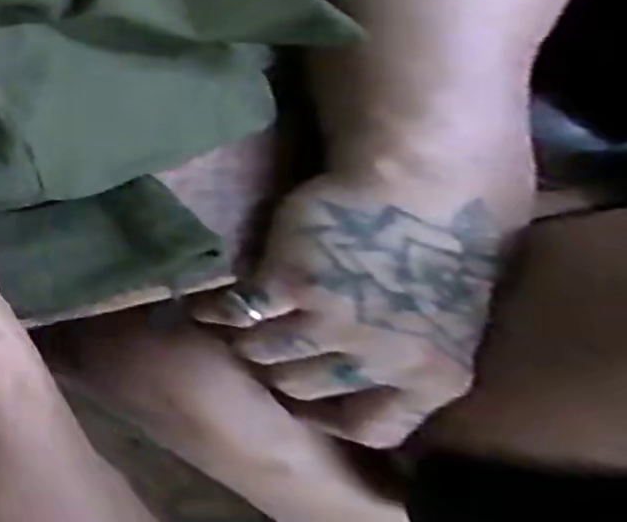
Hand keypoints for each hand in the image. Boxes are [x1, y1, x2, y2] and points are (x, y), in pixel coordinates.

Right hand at [191, 172, 515, 447]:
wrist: (415, 199)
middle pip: (298, 385)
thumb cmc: (422, 257)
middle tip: (245, 346)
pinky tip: (197, 303)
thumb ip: (391, 357)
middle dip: (267, 368)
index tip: (292, 397)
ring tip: (217, 324)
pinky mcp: (289, 283)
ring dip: (235, 337)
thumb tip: (336, 373)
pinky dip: (211, 310)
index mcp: (429, 380)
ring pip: (261, 351)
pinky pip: (237, 311)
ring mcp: (333, 322)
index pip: (368, 428)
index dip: (322, 416)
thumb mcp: (429, 329)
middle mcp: (381, 359)